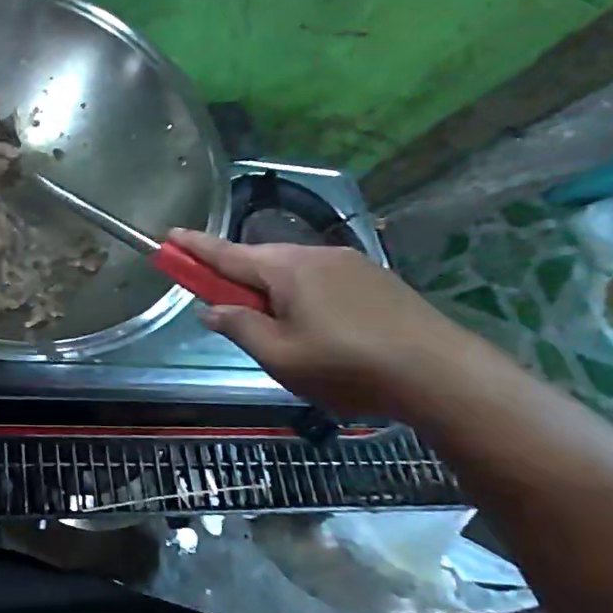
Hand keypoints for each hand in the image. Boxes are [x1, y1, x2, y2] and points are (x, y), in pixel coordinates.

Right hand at [165, 229, 502, 418]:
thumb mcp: (279, 356)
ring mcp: (352, 265)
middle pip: (260, 261)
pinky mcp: (377, 281)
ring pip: (292, 272)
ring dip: (270, 291)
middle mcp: (317, 256)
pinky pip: (320, 281)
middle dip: (234, 277)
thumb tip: (212, 310)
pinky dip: (300, 296)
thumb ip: (239, 328)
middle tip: (219, 303)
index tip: (168, 237)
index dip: (194, 248)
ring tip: (274, 331)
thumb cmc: (348, 366)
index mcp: (287, 269)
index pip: (226, 254)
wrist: (444, 376)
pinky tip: (313, 329)